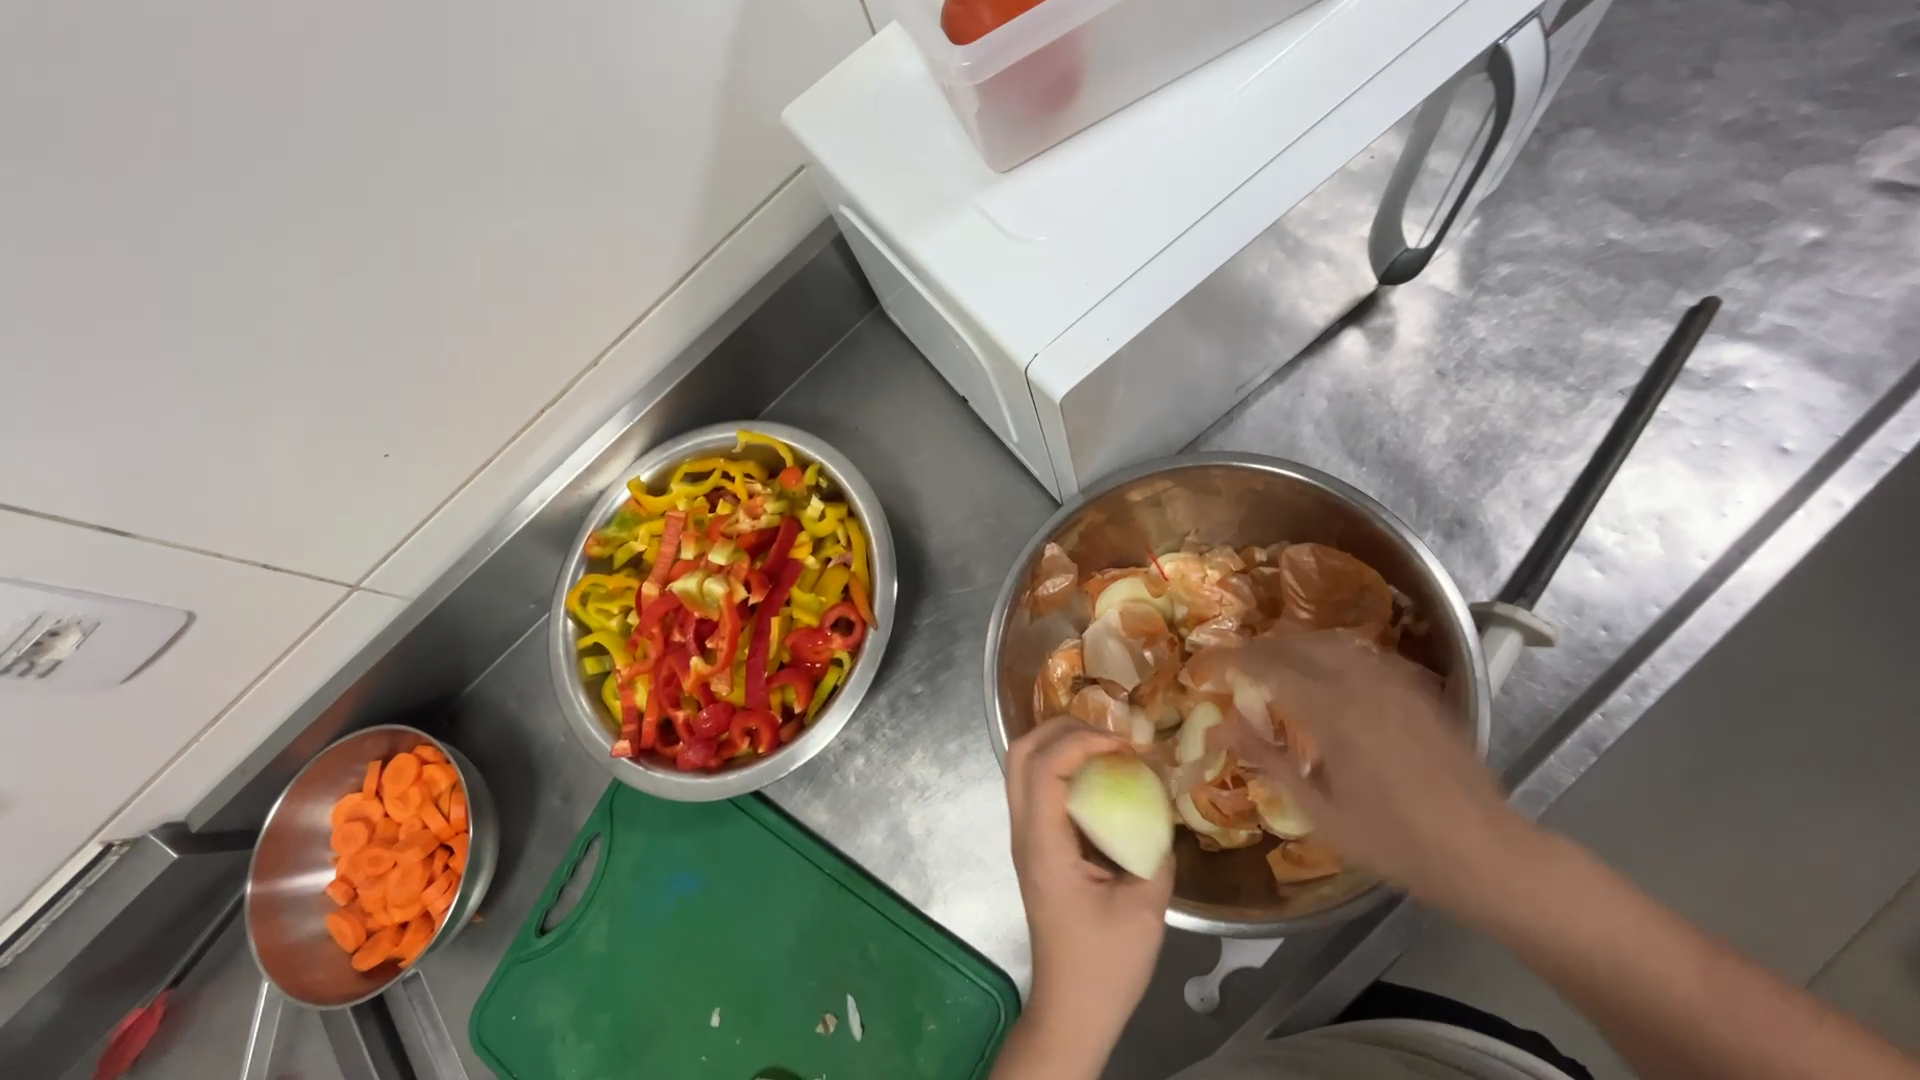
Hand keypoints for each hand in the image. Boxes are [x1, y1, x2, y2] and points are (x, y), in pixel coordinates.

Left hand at [1004, 718, 1171, 1066]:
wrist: (1072, 1009)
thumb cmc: (1106, 965)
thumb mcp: (1146, 906)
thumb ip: (1155, 847)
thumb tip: (1161, 804)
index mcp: (1044, 846)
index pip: (1044, 767)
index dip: (1082, 740)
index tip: (1126, 743)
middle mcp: (1024, 834)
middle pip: (1020, 753)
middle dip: (1064, 728)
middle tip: (1113, 732)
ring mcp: (1025, 839)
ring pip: (1023, 767)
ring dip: (1061, 744)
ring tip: (1109, 745)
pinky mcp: (1036, 847)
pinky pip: (1038, 788)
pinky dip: (1064, 767)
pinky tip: (1101, 775)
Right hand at [1247, 634, 1540, 914]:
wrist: (1485, 854)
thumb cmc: (1395, 843)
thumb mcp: (1320, 811)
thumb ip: (1269, 761)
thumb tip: (1221, 729)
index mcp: (1335, 712)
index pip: (1269, 666)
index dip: (1232, 661)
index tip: (1206, 667)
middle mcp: (1364, 685)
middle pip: (1300, 645)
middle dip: (1260, 650)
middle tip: (1235, 669)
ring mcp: (1397, 685)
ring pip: (1334, 645)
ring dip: (1296, 649)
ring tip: (1273, 669)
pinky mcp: (1419, 694)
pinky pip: (1364, 658)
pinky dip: (1331, 657)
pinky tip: (1327, 680)